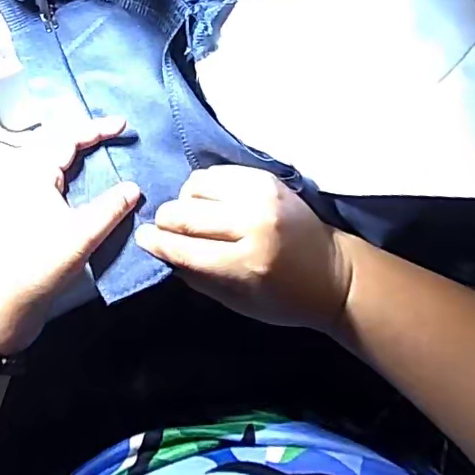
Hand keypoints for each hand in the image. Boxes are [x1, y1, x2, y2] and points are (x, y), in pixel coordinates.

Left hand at [0, 117, 139, 355]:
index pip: (67, 138)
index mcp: (33, 175)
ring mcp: (20, 200)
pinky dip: (70, 177)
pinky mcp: (22, 219)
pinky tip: (84, 191)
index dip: (96, 128)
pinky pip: (50, 184)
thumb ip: (110, 208)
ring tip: (100, 158)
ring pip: (50, 165)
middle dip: (83, 137)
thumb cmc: (37, 266)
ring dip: (75, 157)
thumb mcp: (81, 235)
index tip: (123, 125)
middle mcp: (23, 181)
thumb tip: (133, 187)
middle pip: (54, 145)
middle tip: (111, 137)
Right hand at [134, 165, 355, 333]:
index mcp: (246, 263)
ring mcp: (261, 195)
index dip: (156, 243)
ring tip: (192, 214)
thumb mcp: (237, 303)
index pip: (185, 248)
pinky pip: (218, 171)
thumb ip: (196, 276)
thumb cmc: (284, 298)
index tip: (142, 238)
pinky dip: (206, 186)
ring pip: (198, 184)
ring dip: (186, 200)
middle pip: (186, 213)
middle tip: (162, 227)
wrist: (333, 272)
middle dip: (165, 220)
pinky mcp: (267, 178)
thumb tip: (162, 250)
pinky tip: (211, 200)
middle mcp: (253, 223)